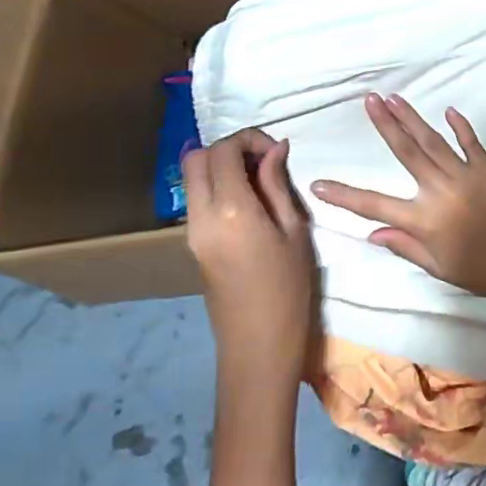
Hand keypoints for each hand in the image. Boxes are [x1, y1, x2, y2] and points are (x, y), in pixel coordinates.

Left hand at [184, 130, 315, 378]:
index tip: (275, 151)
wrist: (258, 347)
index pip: (222, 150)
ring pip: (192, 179)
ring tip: (260, 183)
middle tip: (263, 161)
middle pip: (196, 158)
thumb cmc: (288, 288)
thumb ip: (277, 184)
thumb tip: (274, 149)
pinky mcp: (192, 246)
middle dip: (228, 148)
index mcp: (230, 209)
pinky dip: (218, 187)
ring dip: (221, 167)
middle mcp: (201, 215)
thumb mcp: (294, 230)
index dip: (248, 138)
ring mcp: (191, 232)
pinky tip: (250, 204)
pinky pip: (198, 201)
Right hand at [311, 94, 485, 306]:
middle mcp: (439, 190)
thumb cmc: (482, 271)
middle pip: (406, 152)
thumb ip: (405, 246)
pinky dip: (460, 126)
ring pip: (432, 141)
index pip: (374, 205)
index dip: (344, 195)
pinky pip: (471, 142)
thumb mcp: (439, 268)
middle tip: (369, 100)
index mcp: (424, 219)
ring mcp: (465, 174)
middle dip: (385, 125)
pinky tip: (448, 110)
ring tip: (394, 98)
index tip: (317, 183)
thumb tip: (372, 233)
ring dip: (412, 118)